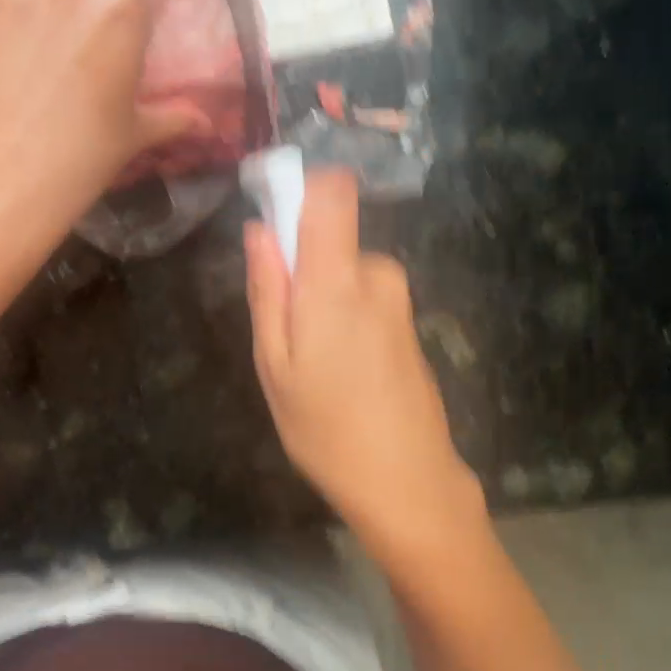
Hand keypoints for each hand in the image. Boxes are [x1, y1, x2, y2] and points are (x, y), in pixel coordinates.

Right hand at [245, 170, 484, 563]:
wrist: (408, 485)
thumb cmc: (324, 428)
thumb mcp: (273, 364)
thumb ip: (267, 289)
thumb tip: (261, 229)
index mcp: (336, 283)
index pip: (333, 193)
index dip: (302, 185)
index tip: (274, 211)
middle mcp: (376, 278)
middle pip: (331, 237)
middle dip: (300, 268)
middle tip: (283, 335)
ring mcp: (399, 301)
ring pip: (344, 270)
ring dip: (319, 299)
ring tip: (310, 364)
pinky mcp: (409, 323)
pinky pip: (363, 295)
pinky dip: (342, 317)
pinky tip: (340, 372)